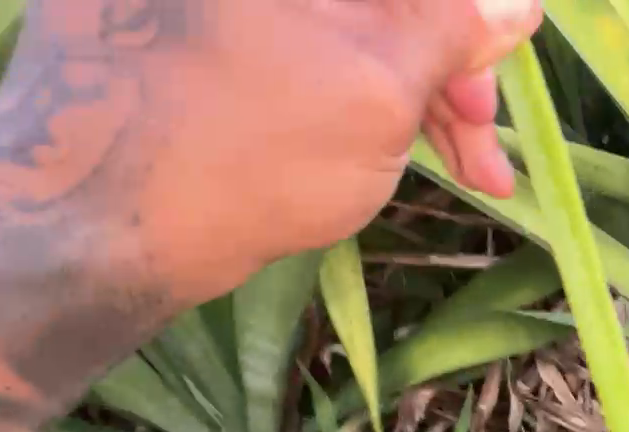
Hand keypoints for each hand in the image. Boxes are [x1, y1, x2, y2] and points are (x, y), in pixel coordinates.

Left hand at [0, 0, 540, 308]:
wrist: (111, 214)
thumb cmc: (257, 152)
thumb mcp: (380, 91)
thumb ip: (450, 32)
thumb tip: (516, 2)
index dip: (471, 24)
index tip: (494, 91)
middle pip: (392, 3)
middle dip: (452, 72)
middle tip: (485, 155)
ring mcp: (232, 4)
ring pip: (363, 26)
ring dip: (426, 96)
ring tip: (471, 174)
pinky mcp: (208, 25)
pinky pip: (321, 43)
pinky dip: (375, 94)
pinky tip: (404, 144)